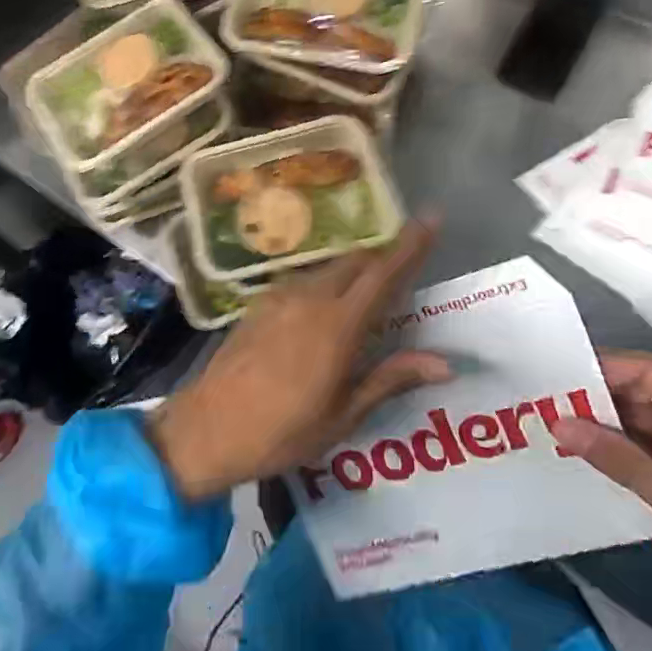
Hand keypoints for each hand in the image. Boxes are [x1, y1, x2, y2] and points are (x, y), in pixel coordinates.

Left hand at [146, 218, 450, 501]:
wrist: (207, 428)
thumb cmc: (281, 432)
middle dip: (381, 260)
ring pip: (323, 271)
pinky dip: (321, 286)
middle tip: (403, 276)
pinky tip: (322, 312)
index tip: (431, 217)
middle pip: (353, 263)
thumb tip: (444, 363)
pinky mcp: (254, 308)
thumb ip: (390, 379)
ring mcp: (275, 300)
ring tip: (366, 298)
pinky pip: (298, 284)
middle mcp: (305, 300)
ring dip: (350, 274)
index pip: (382, 274)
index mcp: (335, 325)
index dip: (410, 245)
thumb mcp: (343, 415)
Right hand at [553, 352, 651, 650]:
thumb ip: (619, 459)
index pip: (648, 371)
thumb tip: (557, 423)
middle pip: (642, 394)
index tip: (545, 372)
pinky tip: (579, 453)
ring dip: (601, 425)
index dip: (597, 366)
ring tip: (545, 423)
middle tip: (533, 399)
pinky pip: (651, 451)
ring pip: (643, 423)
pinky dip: (618, 451)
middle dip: (591, 396)